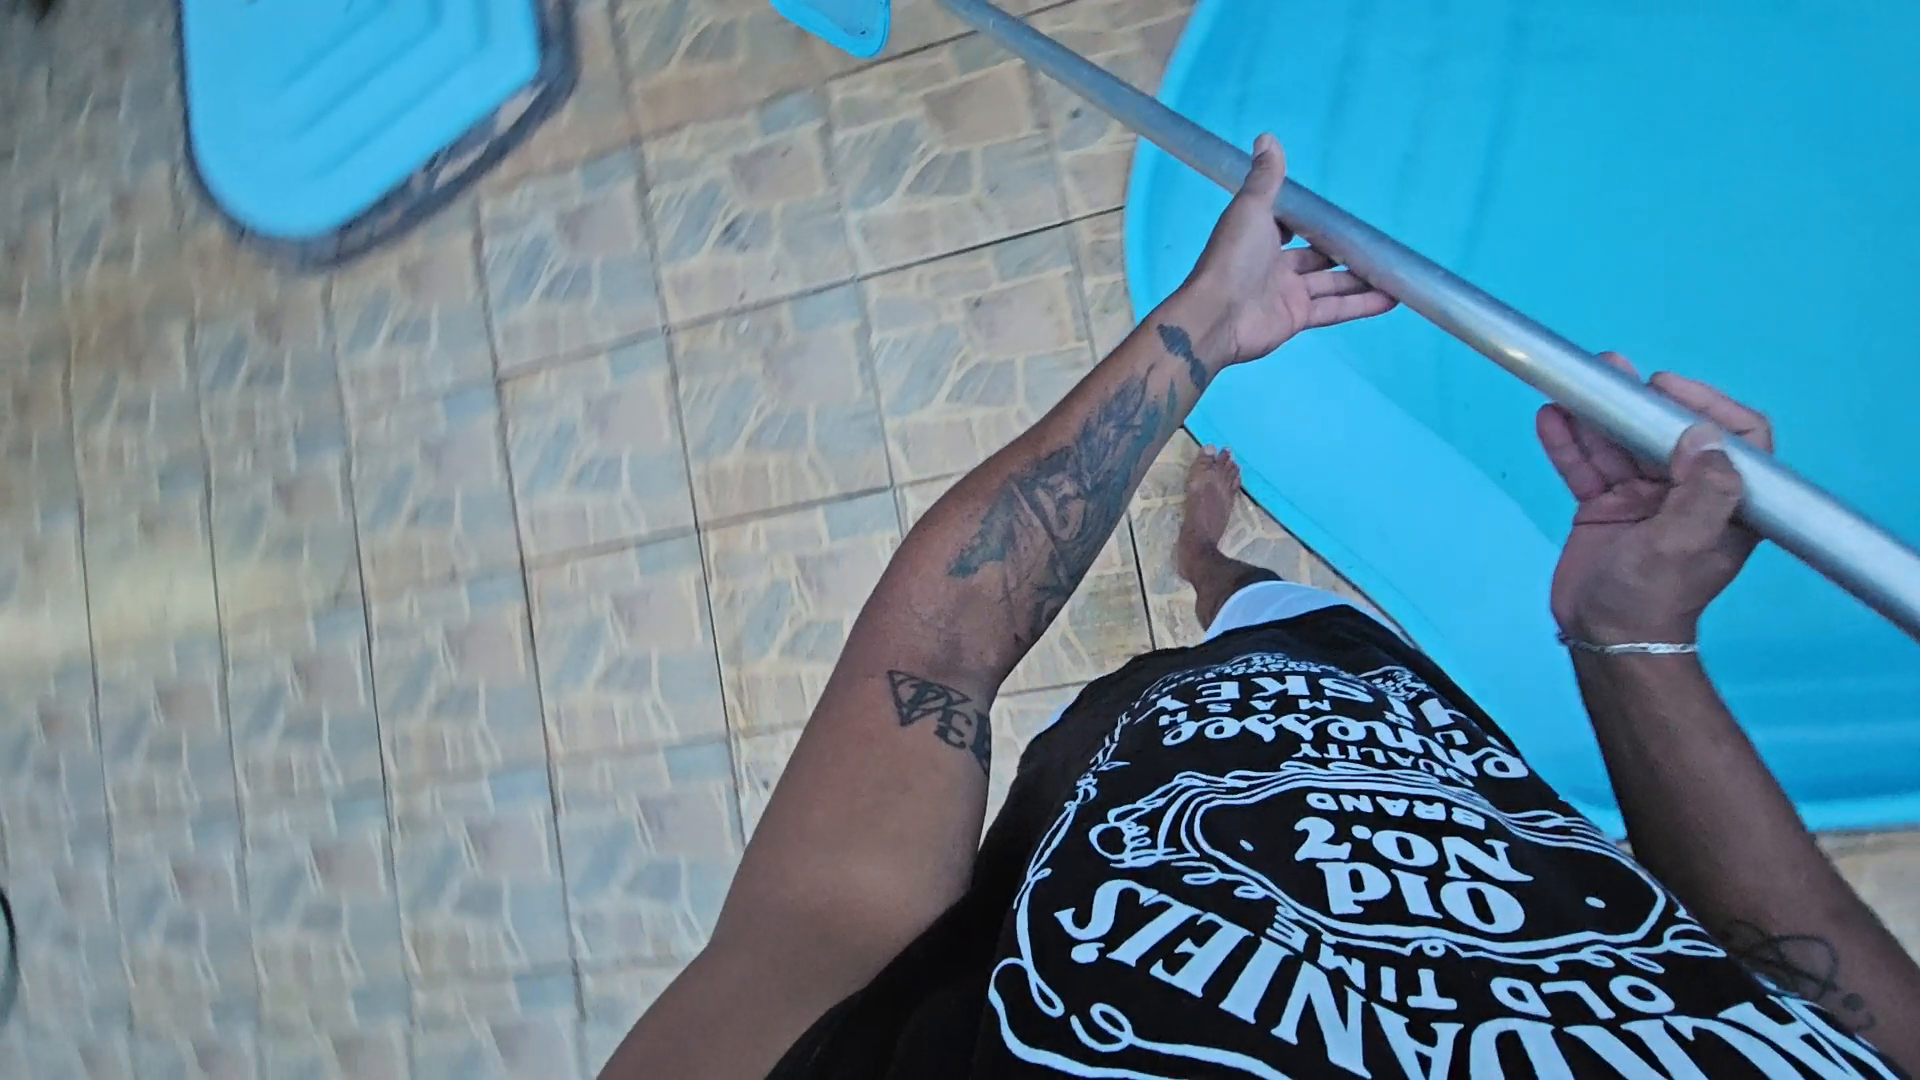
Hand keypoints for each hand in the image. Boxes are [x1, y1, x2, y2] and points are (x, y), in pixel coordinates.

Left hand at [1178, 134, 1395, 370]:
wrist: (1215, 316)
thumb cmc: (1231, 259)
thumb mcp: (1250, 209)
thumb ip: (1265, 178)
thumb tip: (1266, 138)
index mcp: (1261, 240)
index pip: (1291, 229)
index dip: (1313, 223)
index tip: (1340, 215)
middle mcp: (1273, 268)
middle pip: (1317, 258)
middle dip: (1344, 252)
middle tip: (1378, 243)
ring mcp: (1285, 296)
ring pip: (1332, 284)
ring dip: (1362, 278)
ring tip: (1396, 270)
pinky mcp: (1296, 319)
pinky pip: (1335, 309)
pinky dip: (1362, 305)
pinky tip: (1392, 297)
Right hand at [1537, 355, 1774, 643]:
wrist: (1606, 632)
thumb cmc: (1652, 593)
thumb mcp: (1682, 544)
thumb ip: (1701, 491)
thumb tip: (1701, 435)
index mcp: (1725, 499)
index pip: (1733, 438)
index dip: (1704, 405)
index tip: (1662, 387)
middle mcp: (1684, 491)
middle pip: (1661, 434)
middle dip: (1634, 403)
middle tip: (1607, 369)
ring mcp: (1639, 498)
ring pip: (1615, 447)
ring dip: (1592, 418)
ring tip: (1569, 386)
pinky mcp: (1600, 507)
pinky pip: (1583, 468)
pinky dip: (1566, 445)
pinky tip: (1549, 420)